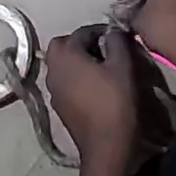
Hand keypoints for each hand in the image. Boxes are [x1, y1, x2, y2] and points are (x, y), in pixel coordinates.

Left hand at [44, 26, 138, 170]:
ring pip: (59, 64)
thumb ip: (116, 41)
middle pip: (61, 45)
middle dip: (80, 43)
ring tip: (98, 68)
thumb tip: (112, 30)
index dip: (99, 31)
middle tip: (102, 50)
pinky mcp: (57, 105)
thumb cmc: (115, 101)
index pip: (80, 32)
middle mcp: (53, 69)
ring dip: (75, 60)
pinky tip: (92, 86)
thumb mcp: (123, 65)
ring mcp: (52, 89)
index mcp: (66, 56)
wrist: (105, 145)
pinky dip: (73, 77)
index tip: (115, 38)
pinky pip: (62, 81)